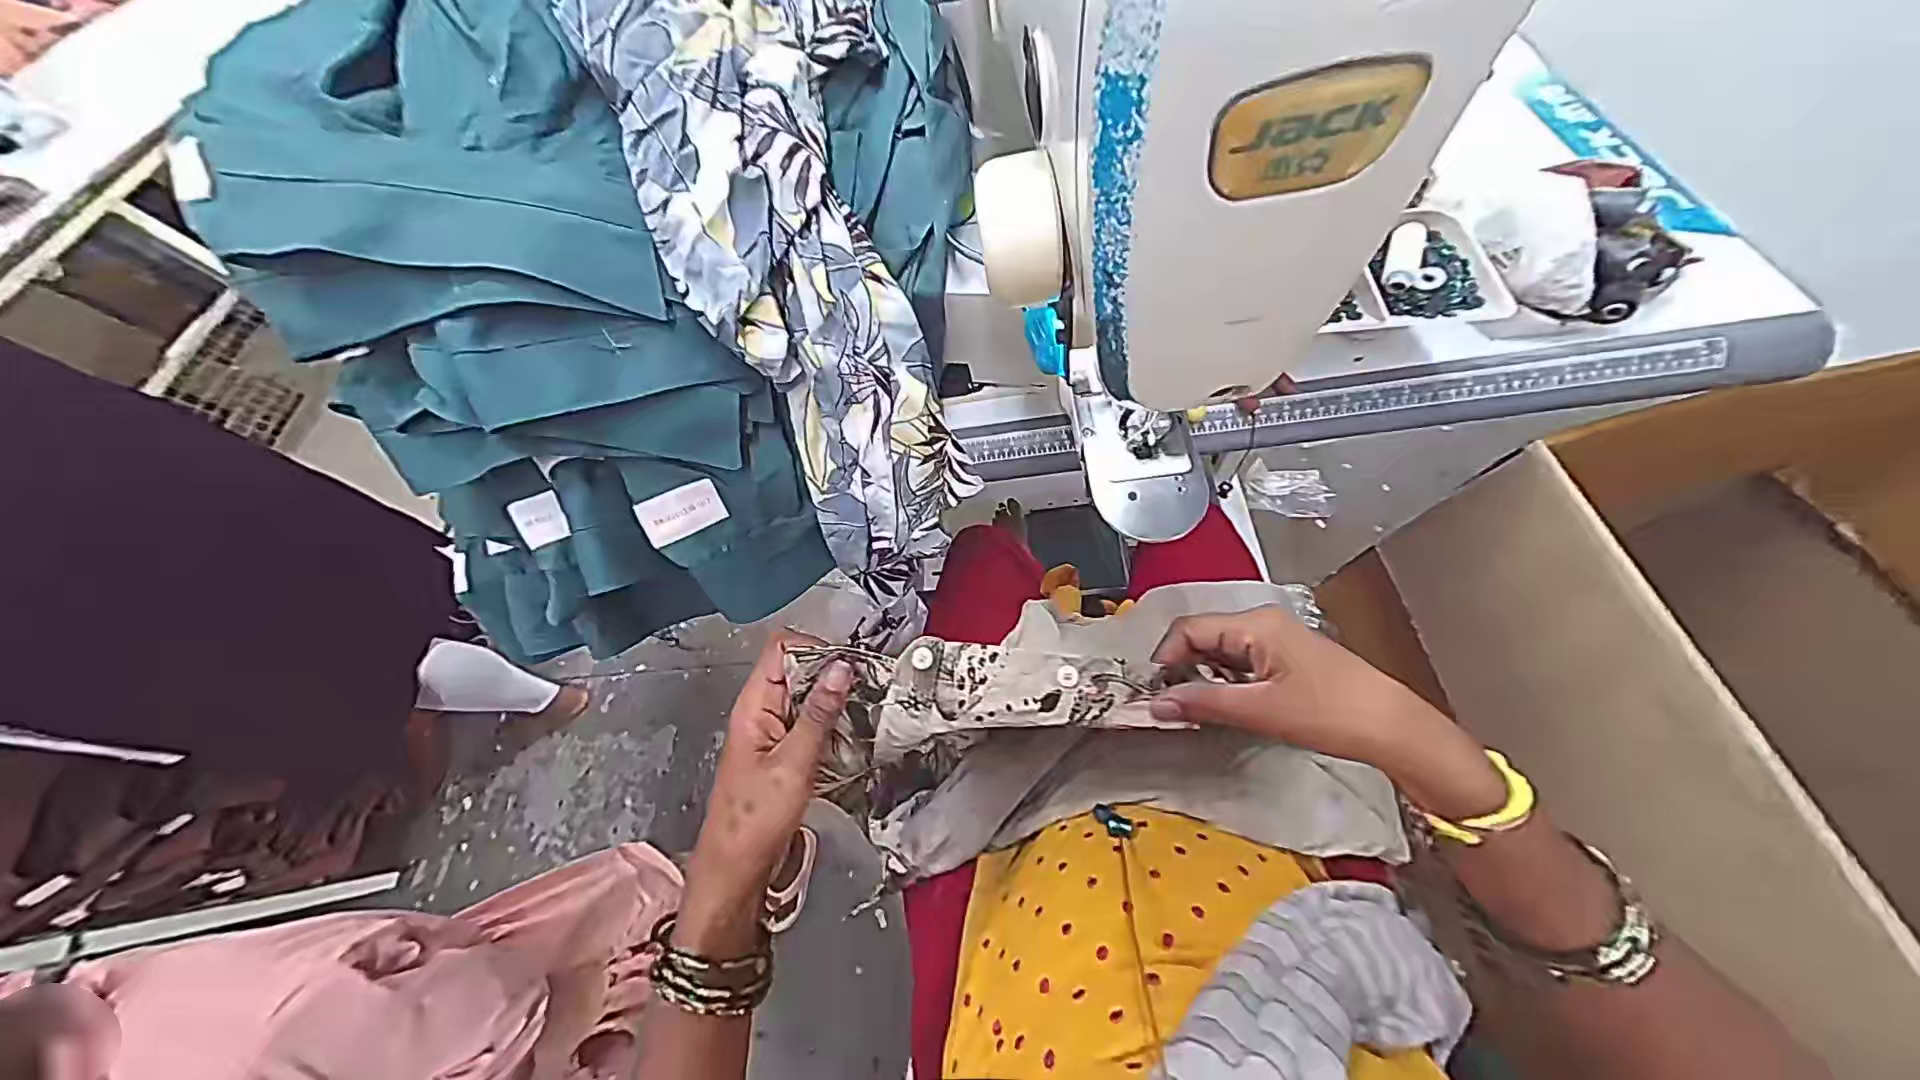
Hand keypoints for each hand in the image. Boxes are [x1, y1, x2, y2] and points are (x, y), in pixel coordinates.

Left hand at [678, 631, 853, 954]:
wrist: (736, 871)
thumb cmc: (756, 819)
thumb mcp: (794, 763)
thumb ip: (820, 712)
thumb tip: (842, 666)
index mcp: (753, 704)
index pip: (783, 648)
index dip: (816, 649)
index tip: (849, 668)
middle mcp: (761, 710)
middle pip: (798, 669)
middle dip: (832, 673)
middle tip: (866, 689)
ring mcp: (773, 730)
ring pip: (808, 696)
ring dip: (835, 700)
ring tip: (865, 711)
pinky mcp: (785, 750)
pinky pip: (811, 721)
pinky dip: (832, 723)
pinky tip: (852, 735)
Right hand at [1148, 605, 1504, 818]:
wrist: (1394, 729)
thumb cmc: (1333, 712)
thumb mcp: (1260, 710)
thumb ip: (1203, 703)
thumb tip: (1157, 704)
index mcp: (1255, 624)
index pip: (1188, 629)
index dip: (1165, 658)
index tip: (1156, 692)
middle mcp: (1262, 623)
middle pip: (1200, 637)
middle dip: (1182, 669)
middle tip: (1175, 704)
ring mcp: (1274, 639)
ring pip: (1218, 651)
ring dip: (1203, 678)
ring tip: (1201, 709)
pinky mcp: (1284, 657)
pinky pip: (1238, 662)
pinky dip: (1224, 682)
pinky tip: (1228, 706)